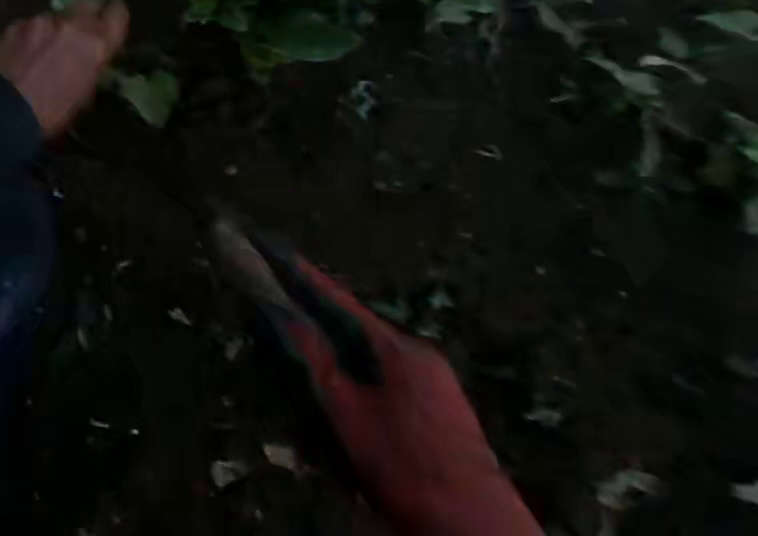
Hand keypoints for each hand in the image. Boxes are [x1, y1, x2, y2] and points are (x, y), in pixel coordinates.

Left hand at [0, 0, 128, 137]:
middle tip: (79, 28)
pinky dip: (31, 35)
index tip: (109, 20)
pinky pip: (32, 24)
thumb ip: (93, 62)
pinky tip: (22, 53)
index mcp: (97, 44)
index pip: (118, 12)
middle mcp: (74, 24)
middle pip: (90, 0)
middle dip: (88, 10)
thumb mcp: (85, 92)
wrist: (4, 113)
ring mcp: (43, 20)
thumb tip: (93, 52)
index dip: (114, 15)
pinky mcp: (18, 23)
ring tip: (43, 49)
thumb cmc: (52, 113)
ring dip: (55, 27)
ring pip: (57, 15)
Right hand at [212, 218, 542, 535]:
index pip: (340, 301)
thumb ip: (317, 362)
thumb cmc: (406, 468)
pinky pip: (392, 372)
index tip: (278, 250)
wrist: (479, 528)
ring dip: (343, 345)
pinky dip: (363, 367)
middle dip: (322, 313)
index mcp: (397, 349)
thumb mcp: (349, 415)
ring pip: (375, 351)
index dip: (305, 276)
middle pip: (358, 324)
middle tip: (287, 299)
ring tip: (312, 343)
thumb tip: (285, 317)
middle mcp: (420, 353)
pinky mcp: (444, 405)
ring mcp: (437, 380)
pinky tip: (351, 385)